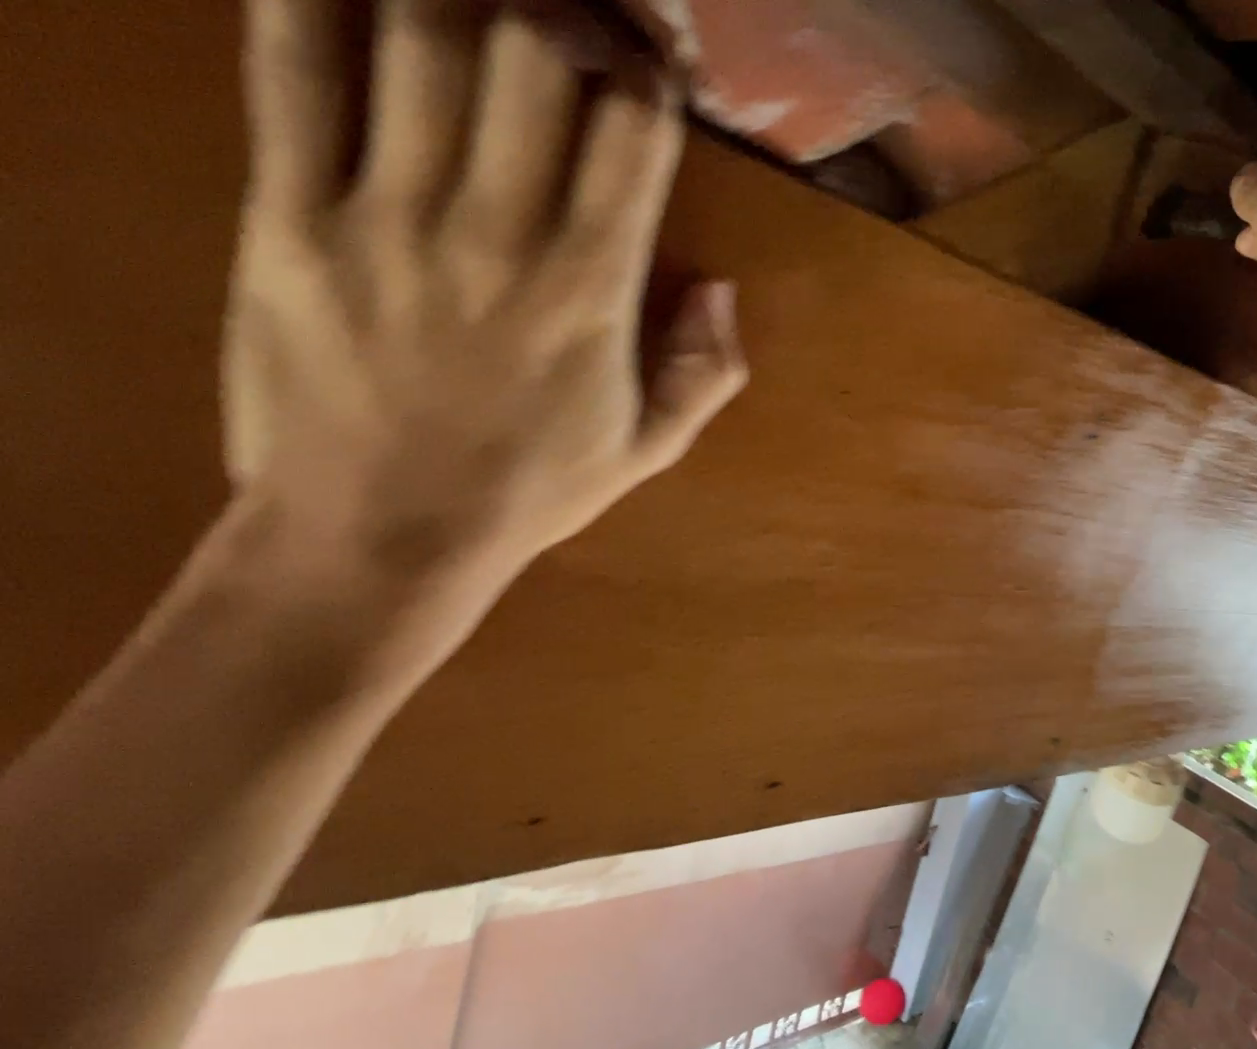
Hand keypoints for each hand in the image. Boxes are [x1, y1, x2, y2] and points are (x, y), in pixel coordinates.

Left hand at [223, 0, 745, 575]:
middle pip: (535, 51)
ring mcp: (389, 219)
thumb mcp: (646, 451)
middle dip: (562, 17)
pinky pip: (294, 74)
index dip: (648, 69)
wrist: (375, 539)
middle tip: (563, 26)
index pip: (634, 129)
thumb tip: (718, 285)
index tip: (646, 61)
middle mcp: (499, 234)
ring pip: (423, 38)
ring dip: (459, 2)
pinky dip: (317, 7)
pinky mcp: (289, 218)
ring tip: (478, 15)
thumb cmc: (523, 493)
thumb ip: (706, 371)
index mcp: (591, 289)